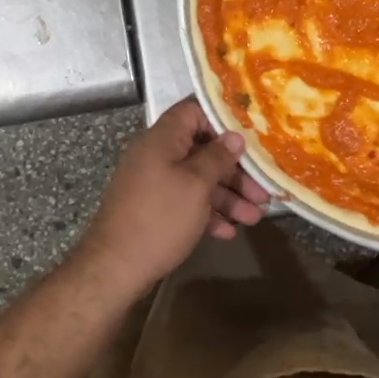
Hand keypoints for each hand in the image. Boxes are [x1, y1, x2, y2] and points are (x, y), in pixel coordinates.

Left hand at [73, 98, 270, 293]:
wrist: (115, 266)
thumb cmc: (160, 217)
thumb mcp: (196, 185)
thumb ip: (217, 157)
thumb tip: (233, 136)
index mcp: (161, 139)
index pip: (192, 111)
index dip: (221, 120)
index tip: (250, 137)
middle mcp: (155, 155)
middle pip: (200, 150)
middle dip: (233, 170)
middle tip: (262, 190)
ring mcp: (152, 183)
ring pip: (196, 180)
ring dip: (226, 196)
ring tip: (254, 217)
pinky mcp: (153, 209)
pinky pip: (185, 202)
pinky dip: (206, 213)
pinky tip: (228, 231)